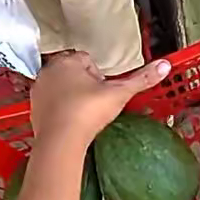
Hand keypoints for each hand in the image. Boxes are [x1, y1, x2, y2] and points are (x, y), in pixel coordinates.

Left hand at [31, 52, 171, 151]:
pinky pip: (50, 102)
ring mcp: (39, 88)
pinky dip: (59, 108)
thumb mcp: (119, 94)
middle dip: (84, 83)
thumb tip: (166, 64)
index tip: (105, 91)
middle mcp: (49, 70)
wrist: (60, 140)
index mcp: (68, 61)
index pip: (88, 60)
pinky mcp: (33, 106)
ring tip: (83, 112)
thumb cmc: (89, 111)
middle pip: (73, 71)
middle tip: (96, 102)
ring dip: (71, 94)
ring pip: (60, 85)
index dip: (100, 75)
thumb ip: (142, 79)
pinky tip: (70, 120)